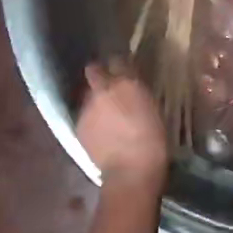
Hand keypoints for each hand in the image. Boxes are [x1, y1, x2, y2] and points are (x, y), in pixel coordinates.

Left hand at [77, 62, 167, 189]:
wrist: (130, 171)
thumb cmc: (153, 142)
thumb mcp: (153, 110)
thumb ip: (137, 94)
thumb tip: (130, 90)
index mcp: (127, 83)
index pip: (117, 61)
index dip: (118, 67)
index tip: (122, 73)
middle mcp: (103, 89)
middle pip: (94, 71)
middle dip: (98, 76)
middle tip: (107, 90)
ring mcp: (87, 106)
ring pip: (87, 95)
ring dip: (95, 101)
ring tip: (104, 117)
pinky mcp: (79, 124)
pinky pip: (84, 115)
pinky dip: (91, 120)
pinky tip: (100, 133)